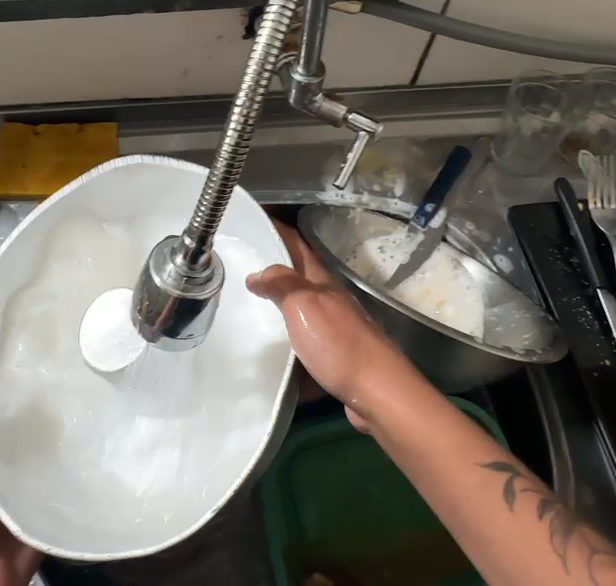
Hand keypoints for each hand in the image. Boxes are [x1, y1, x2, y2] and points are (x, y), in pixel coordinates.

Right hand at [246, 223, 418, 429]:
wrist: (378, 394)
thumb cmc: (339, 343)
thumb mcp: (304, 305)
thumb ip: (281, 284)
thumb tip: (257, 272)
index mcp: (322, 283)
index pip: (297, 246)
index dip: (277, 230)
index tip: (253, 220)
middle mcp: (329, 302)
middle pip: (296, 280)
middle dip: (270, 273)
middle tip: (237, 271)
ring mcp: (334, 333)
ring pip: (298, 317)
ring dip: (275, 314)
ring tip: (244, 316)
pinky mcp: (334, 363)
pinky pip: (303, 353)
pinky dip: (286, 355)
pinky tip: (268, 363)